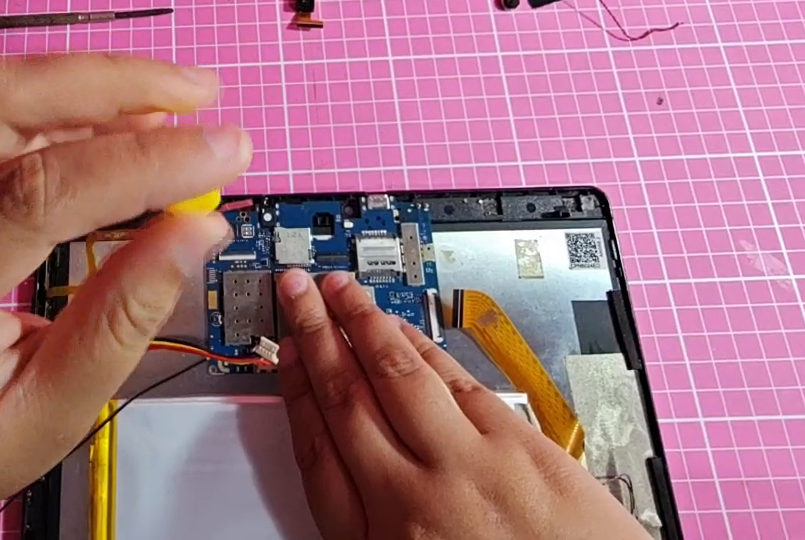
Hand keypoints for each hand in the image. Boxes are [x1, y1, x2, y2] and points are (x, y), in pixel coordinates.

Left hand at [0, 54, 247, 539]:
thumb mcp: (38, 423)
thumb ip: (121, 320)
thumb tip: (200, 225)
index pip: (26, 198)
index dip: (138, 163)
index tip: (226, 149)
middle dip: (110, 83)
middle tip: (201, 92)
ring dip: (89, 81)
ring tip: (173, 99)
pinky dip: (59, 100)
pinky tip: (117, 116)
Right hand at [276, 269, 644, 539]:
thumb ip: (381, 529)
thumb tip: (351, 464)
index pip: (317, 453)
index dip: (296, 393)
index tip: (285, 356)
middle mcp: (415, 502)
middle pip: (347, 398)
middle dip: (315, 334)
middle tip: (295, 292)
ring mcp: (468, 466)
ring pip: (395, 373)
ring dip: (360, 322)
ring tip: (337, 289)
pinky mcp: (519, 446)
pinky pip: (451, 379)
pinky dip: (418, 344)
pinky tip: (398, 324)